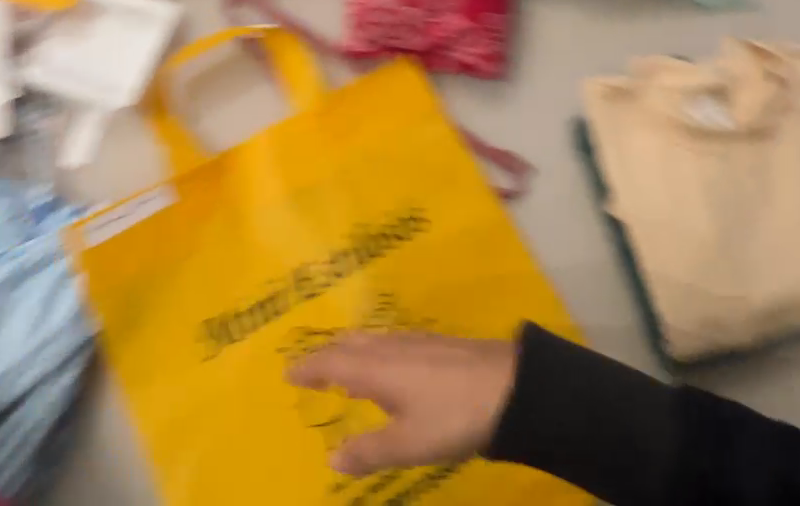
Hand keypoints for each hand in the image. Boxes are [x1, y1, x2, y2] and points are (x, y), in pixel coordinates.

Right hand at [285, 332, 517, 476]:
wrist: (510, 386)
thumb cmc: (452, 415)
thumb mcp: (408, 443)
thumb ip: (369, 451)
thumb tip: (331, 458)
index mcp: (376, 367)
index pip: (332, 361)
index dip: (309, 367)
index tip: (288, 372)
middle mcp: (390, 346)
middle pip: (351, 343)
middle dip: (328, 354)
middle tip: (311, 368)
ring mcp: (416, 342)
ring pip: (373, 340)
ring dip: (353, 351)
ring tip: (345, 369)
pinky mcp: (437, 345)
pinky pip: (391, 342)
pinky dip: (376, 352)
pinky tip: (389, 369)